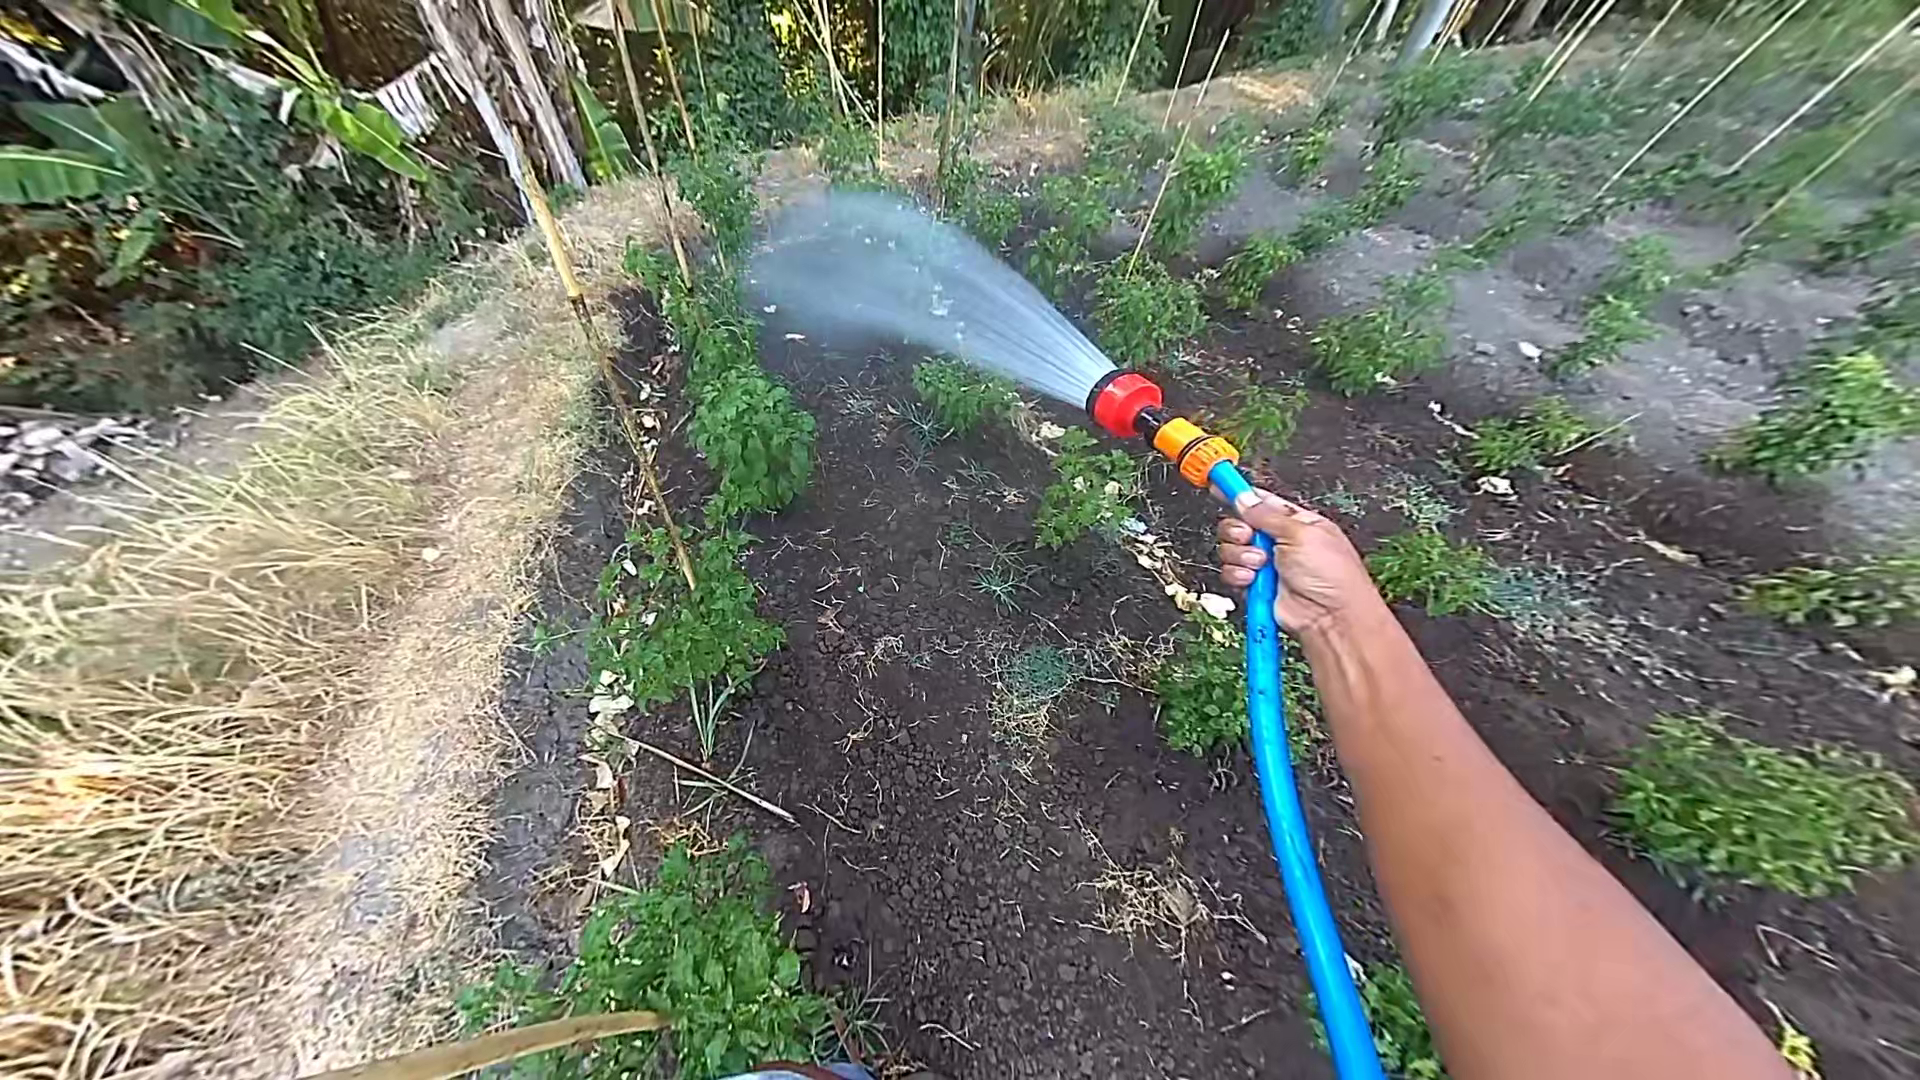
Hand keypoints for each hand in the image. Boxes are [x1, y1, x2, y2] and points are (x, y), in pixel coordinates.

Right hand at [1216, 488, 1385, 638]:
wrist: (1330, 617)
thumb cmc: (1333, 576)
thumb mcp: (1301, 533)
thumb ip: (1266, 515)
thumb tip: (1244, 498)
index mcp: (1295, 522)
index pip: (1261, 502)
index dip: (1240, 494)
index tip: (1219, 484)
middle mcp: (1278, 542)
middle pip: (1238, 525)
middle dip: (1238, 531)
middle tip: (1249, 537)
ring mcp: (1265, 564)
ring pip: (1230, 549)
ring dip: (1241, 556)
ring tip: (1261, 564)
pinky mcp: (1254, 585)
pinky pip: (1230, 572)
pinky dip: (1239, 575)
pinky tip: (1255, 579)